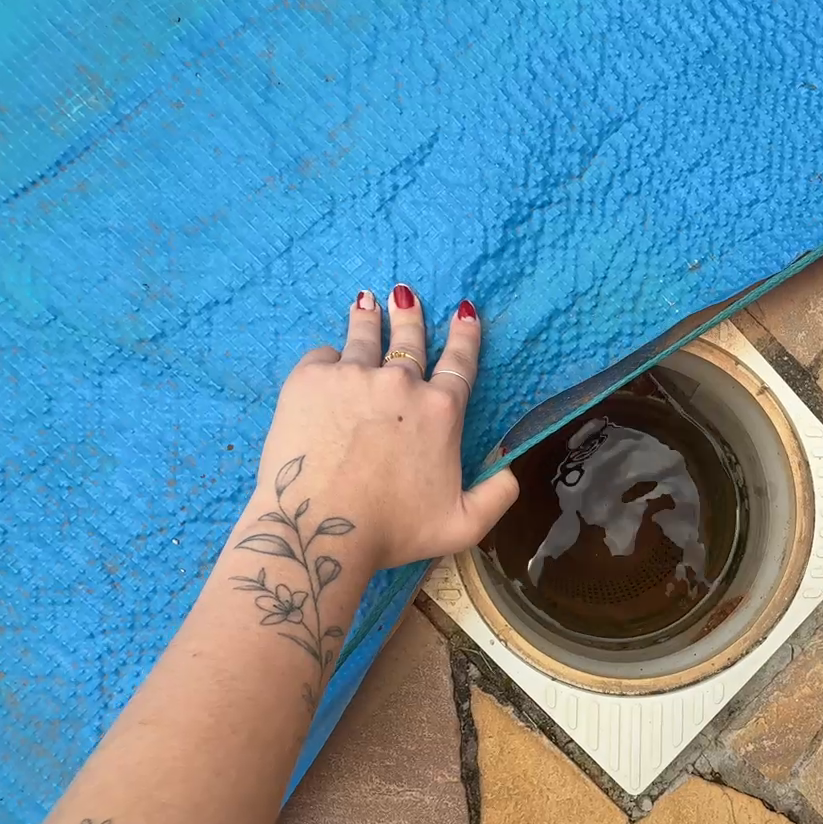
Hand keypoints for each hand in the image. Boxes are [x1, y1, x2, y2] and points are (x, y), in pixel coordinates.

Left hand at [251, 283, 518, 574]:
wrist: (320, 528)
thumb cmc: (394, 530)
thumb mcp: (463, 526)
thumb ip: (497, 497)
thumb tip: (512, 472)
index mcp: (442, 412)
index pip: (460, 362)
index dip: (466, 335)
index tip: (466, 311)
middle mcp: (401, 383)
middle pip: (410, 341)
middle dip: (410, 315)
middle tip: (405, 293)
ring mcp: (353, 376)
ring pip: (363, 338)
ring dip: (368, 319)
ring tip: (365, 301)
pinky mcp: (309, 380)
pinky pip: (324, 356)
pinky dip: (329, 358)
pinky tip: (329, 359)